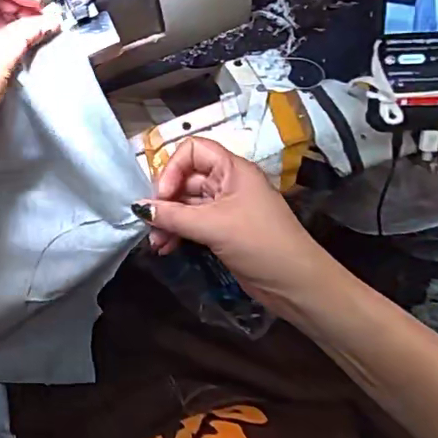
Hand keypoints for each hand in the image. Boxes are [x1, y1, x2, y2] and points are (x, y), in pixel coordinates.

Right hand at [136, 137, 351, 310]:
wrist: (298, 285)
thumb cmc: (261, 244)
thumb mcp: (213, 226)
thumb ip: (173, 216)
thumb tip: (139, 208)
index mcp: (233, 170)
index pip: (193, 151)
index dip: (173, 168)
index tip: (163, 195)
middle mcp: (228, 183)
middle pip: (185, 179)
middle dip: (165, 200)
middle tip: (150, 222)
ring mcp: (225, 208)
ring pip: (185, 204)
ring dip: (167, 221)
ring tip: (155, 242)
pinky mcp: (223, 230)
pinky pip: (191, 223)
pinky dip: (177, 232)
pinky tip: (165, 247)